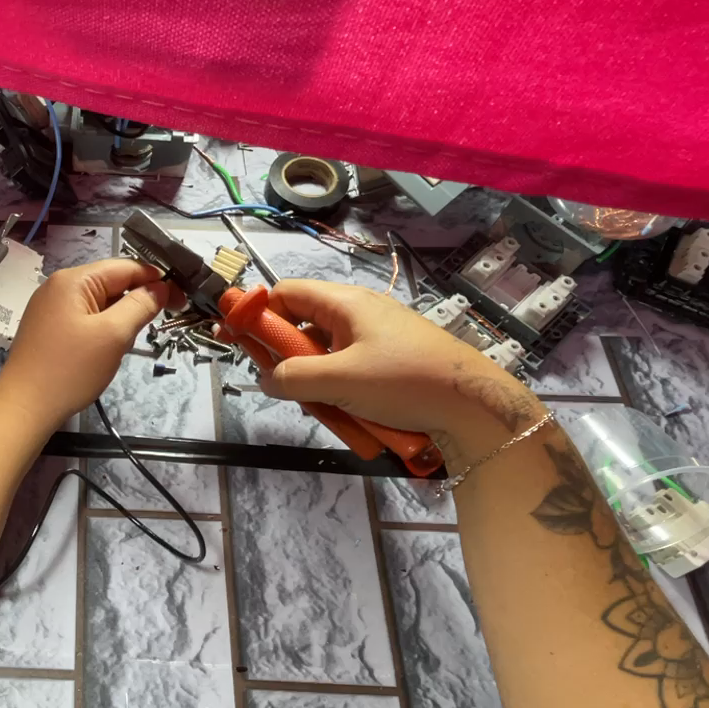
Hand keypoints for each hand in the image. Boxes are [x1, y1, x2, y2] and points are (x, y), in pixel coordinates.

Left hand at [0, 259, 181, 430]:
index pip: (125, 266)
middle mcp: (59, 287)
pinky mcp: (48, 330)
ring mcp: (50, 309)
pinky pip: (85, 321)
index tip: (181, 299)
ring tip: (121, 348)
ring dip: (119, 321)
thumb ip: (140, 305)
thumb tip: (160, 287)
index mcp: (74, 280)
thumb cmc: (70, 370)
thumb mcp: (113, 335)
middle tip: (154, 327)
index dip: (156, 279)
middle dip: (136, 302)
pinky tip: (104, 354)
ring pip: (99, 305)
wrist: (24, 407)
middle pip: (111, 284)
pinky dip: (102, 332)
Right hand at [251, 280, 544, 468]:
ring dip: (312, 381)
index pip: (284, 293)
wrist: (476, 408)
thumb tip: (265, 377)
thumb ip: (291, 377)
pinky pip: (345, 372)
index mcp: (345, 304)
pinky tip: (346, 414)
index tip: (232, 336)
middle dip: (285, 357)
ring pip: (322, 355)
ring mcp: (374, 340)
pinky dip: (336, 392)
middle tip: (279, 384)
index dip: (255, 312)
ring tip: (322, 407)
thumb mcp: (338, 381)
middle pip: (300, 326)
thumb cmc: (406, 381)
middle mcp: (357, 315)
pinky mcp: (387, 364)